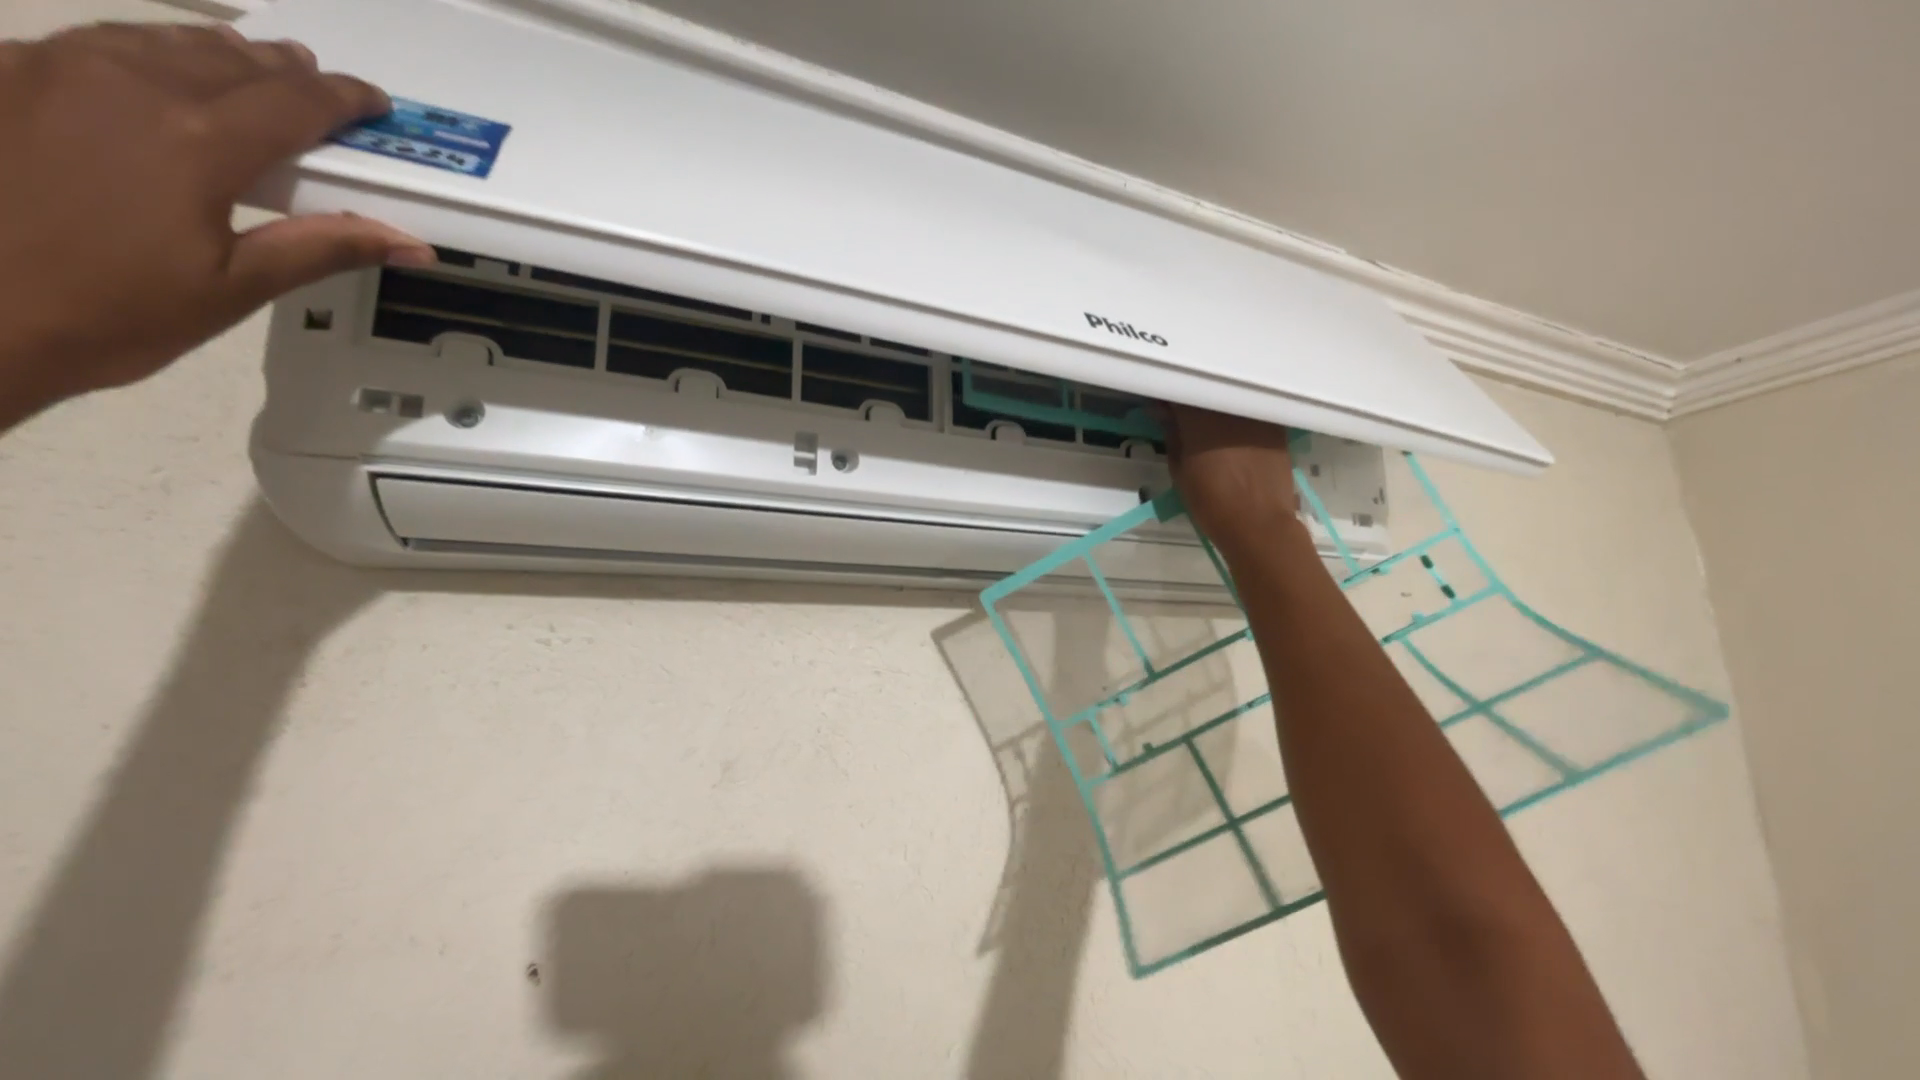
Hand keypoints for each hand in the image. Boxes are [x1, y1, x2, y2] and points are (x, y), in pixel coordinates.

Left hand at [0, 22, 434, 426]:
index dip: (342, 98)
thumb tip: (415, 243)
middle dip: (282, 69)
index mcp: (197, 140)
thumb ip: (324, 247)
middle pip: (229, 59)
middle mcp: (128, 83)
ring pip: (156, 38)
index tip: (375, 102)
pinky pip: (88, 44)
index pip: (294, 103)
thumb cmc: (113, 313)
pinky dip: (139, 52)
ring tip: (244, 63)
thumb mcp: (235, 288)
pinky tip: (147, 72)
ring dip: (214, 51)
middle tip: (315, 79)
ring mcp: (52, 68)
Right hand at [1163, 404, 1302, 555]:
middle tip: (1186, 418)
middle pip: (1207, 392)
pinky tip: (1237, 433)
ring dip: (1218, 407)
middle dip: (1194, 401)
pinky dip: (1240, 417)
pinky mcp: (1275, 425)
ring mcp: (1255, 415)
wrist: (1259, 524)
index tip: (1163, 408)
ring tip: (1212, 426)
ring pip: (1231, 400)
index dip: (1170, 399)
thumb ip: (1171, 434)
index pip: (1180, 394)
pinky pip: (1251, 412)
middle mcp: (1228, 409)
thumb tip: (1161, 410)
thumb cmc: (1211, 502)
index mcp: (1198, 419)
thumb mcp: (1180, 471)